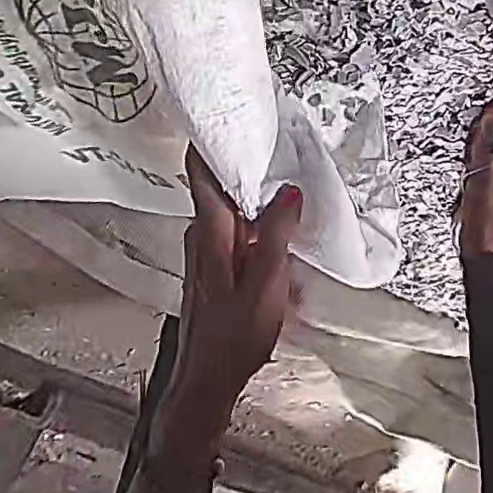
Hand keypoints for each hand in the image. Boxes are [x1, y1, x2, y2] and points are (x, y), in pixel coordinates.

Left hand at [157, 146, 302, 451]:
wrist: (207, 380)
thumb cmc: (235, 335)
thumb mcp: (266, 284)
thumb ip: (276, 234)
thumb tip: (289, 191)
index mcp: (211, 231)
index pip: (201, 171)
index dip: (210, 139)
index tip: (229, 112)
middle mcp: (201, 233)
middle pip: (221, 186)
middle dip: (250, 169)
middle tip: (282, 149)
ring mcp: (205, 249)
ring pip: (233, 210)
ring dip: (259, 204)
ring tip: (291, 195)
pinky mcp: (213, 263)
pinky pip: (236, 232)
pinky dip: (257, 228)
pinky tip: (282, 243)